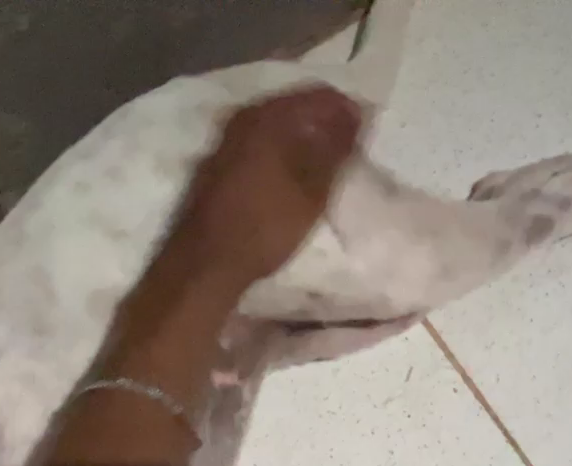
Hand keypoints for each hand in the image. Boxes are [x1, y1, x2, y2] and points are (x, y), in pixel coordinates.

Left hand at [162, 85, 362, 290]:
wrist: (206, 264)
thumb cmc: (264, 226)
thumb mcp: (311, 191)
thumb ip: (335, 148)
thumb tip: (355, 112)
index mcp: (268, 115)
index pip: (318, 94)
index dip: (346, 109)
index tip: (365, 131)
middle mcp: (243, 118)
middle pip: (293, 107)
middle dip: (322, 122)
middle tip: (346, 145)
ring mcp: (224, 142)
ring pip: (272, 126)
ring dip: (299, 139)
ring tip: (322, 161)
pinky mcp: (215, 167)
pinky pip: (257, 146)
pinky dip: (278, 153)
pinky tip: (289, 174)